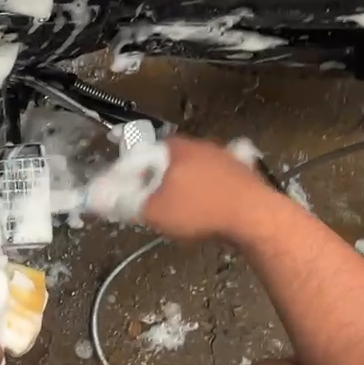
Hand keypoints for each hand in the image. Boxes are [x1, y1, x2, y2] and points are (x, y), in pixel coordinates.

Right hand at [140, 136, 283, 243]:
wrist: (256, 218)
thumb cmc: (198, 210)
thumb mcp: (153, 212)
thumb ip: (127, 204)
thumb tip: (107, 200)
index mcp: (177, 149)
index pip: (146, 149)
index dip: (135, 168)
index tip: (130, 185)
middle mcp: (203, 146)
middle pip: (173, 157)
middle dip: (162, 174)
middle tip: (154, 195)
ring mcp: (228, 157)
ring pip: (198, 166)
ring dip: (188, 181)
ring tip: (182, 203)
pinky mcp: (247, 172)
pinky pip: (220, 178)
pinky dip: (212, 188)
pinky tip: (209, 204)